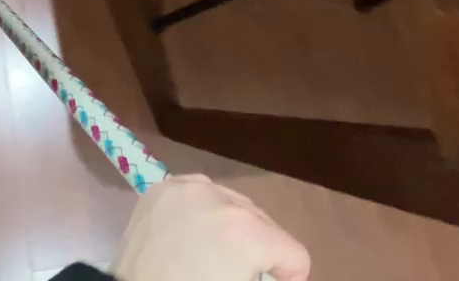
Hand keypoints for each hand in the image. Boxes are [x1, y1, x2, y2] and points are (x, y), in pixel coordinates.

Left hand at [111, 175, 310, 280]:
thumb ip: (268, 278)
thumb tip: (271, 273)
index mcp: (247, 232)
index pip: (296, 253)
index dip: (287, 278)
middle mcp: (219, 196)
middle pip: (265, 223)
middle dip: (262, 252)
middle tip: (238, 275)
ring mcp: (186, 186)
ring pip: (232, 203)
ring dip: (234, 228)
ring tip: (215, 257)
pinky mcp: (162, 187)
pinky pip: (200, 193)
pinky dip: (205, 212)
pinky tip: (193, 236)